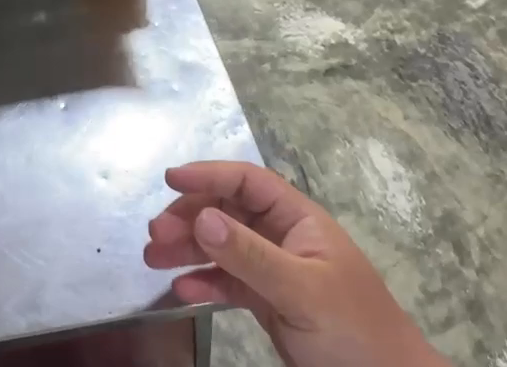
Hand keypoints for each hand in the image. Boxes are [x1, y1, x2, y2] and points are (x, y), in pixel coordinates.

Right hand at [145, 162, 449, 366]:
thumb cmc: (353, 331)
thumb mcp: (301, 291)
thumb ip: (249, 254)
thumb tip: (200, 216)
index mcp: (299, 220)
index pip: (248, 182)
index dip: (209, 175)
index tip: (170, 180)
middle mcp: (284, 238)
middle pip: (228, 212)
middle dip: (189, 217)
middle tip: (155, 235)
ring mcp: (276, 271)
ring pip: (222, 247)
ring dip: (188, 250)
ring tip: (153, 260)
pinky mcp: (269, 303)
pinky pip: (229, 283)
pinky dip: (205, 284)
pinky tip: (182, 292)